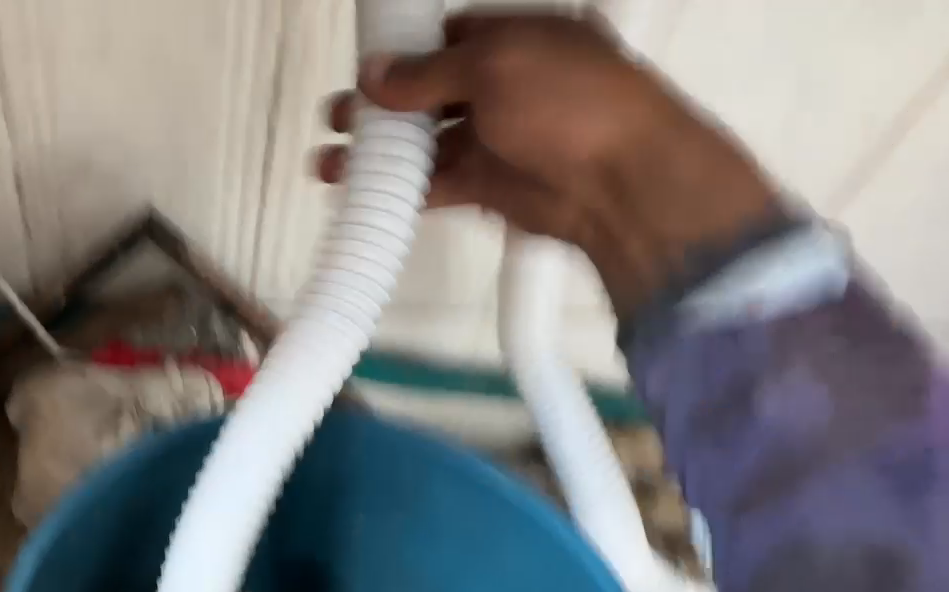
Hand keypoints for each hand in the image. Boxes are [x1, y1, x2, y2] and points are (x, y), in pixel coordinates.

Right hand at [315, 11, 777, 315]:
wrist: (617, 181)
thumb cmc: (573, 105)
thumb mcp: (497, 66)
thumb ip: (428, 72)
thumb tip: (374, 73)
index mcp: (512, 40)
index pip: (445, 40)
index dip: (400, 55)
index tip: (361, 72)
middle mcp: (500, 87)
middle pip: (424, 96)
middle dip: (377, 110)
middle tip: (337, 120)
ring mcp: (491, 139)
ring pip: (421, 145)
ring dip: (378, 155)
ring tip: (332, 165)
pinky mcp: (483, 185)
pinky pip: (431, 186)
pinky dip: (398, 191)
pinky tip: (363, 195)